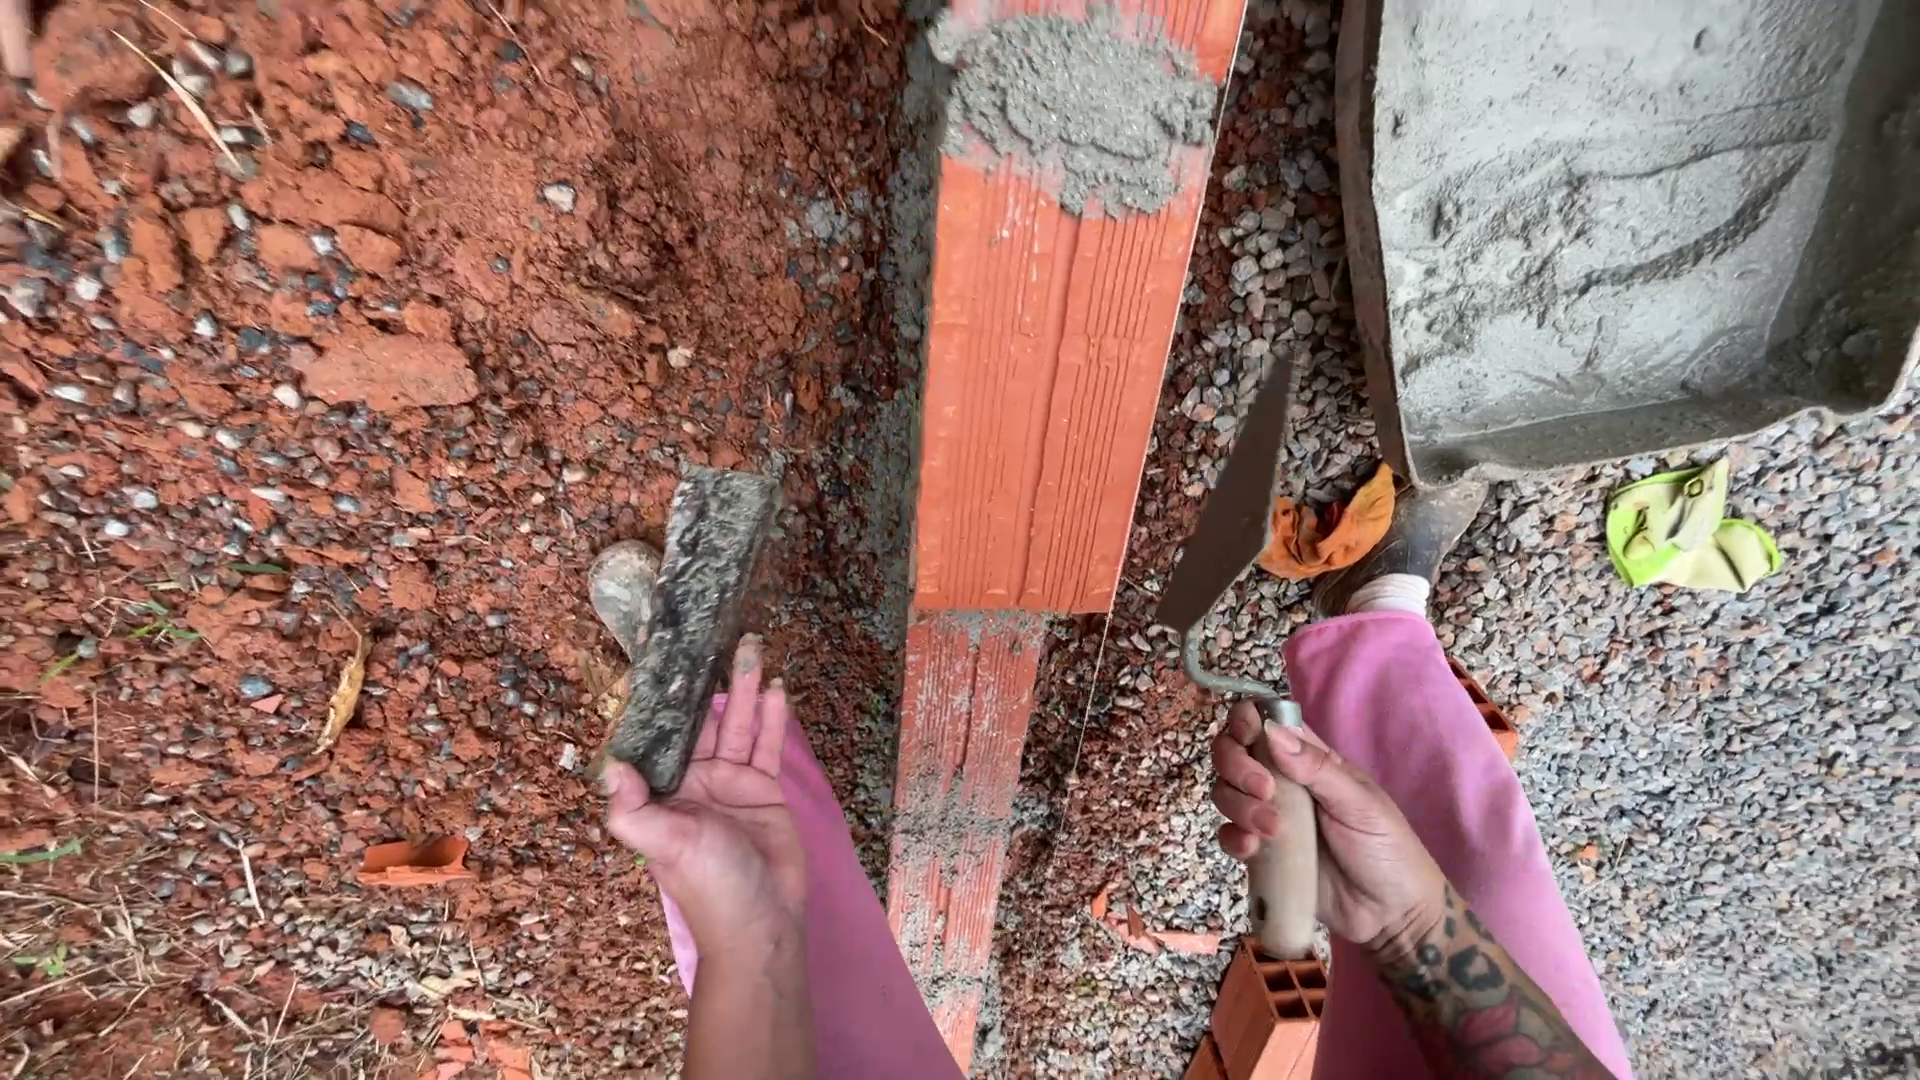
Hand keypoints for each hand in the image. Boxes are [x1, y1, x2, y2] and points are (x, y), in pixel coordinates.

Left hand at [603, 635, 805, 956]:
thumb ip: (635, 808)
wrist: (761, 919)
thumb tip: (609, 763)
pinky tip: (777, 689)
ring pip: (740, 724)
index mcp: (667, 789)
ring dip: (748, 689)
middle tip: (730, 640)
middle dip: (717, 682)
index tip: (673, 661)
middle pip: (708, 720)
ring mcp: (732, 781)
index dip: (669, 700)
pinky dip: (773, 718)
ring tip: (755, 649)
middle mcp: (697, 778)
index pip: (665, 735)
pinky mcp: (764, 788)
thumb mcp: (667, 845)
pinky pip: (767, 745)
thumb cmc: (709, 882)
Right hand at [1212, 702, 1445, 958]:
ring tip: (1273, 831)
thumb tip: (1271, 729)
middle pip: (1230, 751)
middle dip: (1236, 766)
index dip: (1244, 721)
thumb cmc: (1386, 848)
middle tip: (1264, 790)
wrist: (1391, 916)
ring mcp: (1264, 813)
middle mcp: (1278, 779)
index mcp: (1305, 757)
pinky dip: (1233, 837)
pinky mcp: (1258, 849)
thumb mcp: (1360, 804)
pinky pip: (1226, 833)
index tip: (1248, 737)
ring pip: (1224, 790)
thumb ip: (1316, 767)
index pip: (1261, 720)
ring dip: (1239, 805)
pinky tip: (1253, 849)